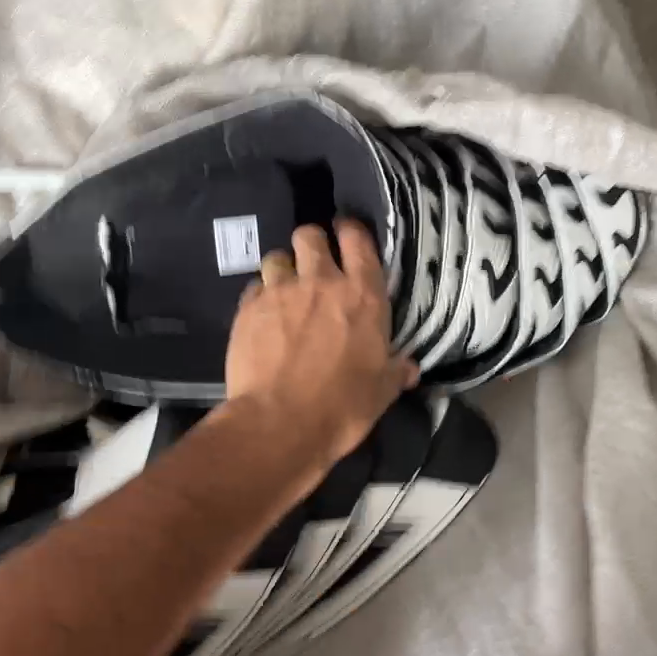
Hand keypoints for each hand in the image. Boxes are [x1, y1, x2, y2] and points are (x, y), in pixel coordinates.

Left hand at [224, 219, 417, 463]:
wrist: (280, 424)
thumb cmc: (342, 407)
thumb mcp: (381, 392)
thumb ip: (395, 371)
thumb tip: (409, 367)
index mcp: (362, 295)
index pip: (357, 239)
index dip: (350, 230)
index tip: (346, 234)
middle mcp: (320, 282)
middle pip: (309, 235)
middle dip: (311, 243)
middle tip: (312, 264)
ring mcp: (280, 292)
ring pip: (276, 257)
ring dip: (282, 269)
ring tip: (283, 290)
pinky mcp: (247, 309)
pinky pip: (253, 287)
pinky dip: (259, 297)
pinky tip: (262, 316)